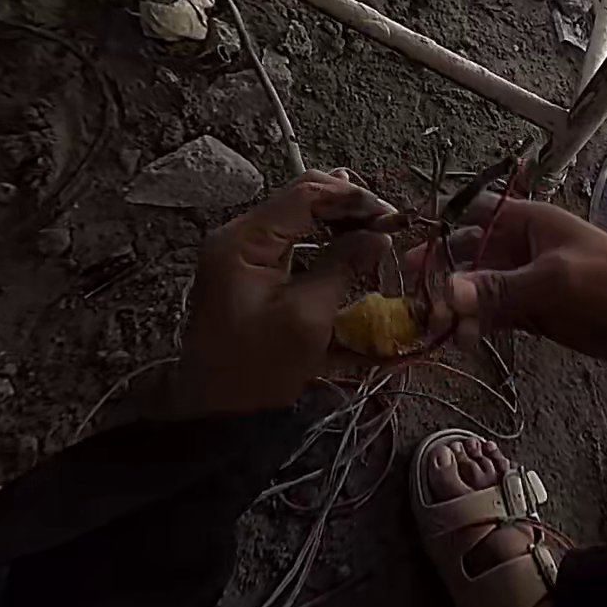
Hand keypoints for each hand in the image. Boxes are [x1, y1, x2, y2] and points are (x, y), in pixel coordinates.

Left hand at [168, 171, 393, 417]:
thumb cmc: (259, 368)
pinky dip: (327, 236)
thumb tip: (380, 235)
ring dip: (341, 218)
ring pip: (301, 212)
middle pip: (302, 196)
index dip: (353, 198)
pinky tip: (351, 245)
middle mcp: (239, 234)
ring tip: (376, 233)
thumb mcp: (308, 317)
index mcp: (244, 240)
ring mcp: (243, 248)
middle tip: (387, 225)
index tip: (390, 217)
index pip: (305, 194)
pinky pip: (296, 235)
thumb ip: (343, 265)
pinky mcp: (252, 265)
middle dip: (349, 205)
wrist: (216, 413)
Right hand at [424, 197, 606, 369]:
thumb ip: (500, 288)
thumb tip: (444, 291)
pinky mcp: (536, 312)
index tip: (408, 246)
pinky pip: (496, 314)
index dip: (441, 224)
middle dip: (441, 272)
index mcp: (528, 221)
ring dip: (456, 303)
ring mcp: (528, 281)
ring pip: (479, 288)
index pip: (473, 213)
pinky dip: (478, 324)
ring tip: (432, 325)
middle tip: (411, 296)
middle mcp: (521, 247)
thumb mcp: (556, 281)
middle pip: (469, 254)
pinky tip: (463, 339)